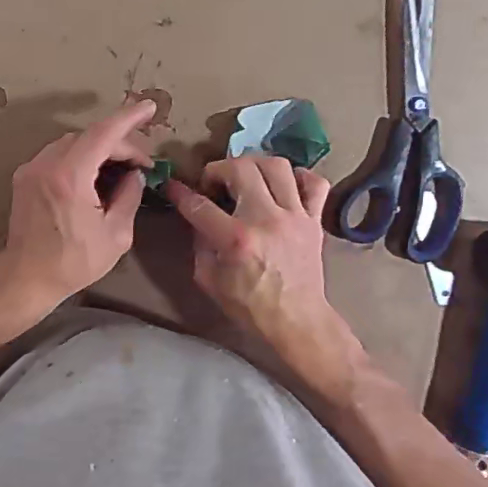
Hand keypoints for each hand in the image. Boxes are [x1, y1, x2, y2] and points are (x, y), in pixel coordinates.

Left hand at [0, 100, 156, 312]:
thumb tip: (135, 176)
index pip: (104, 133)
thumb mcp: (116, 235)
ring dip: (99, 148)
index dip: (130, 117)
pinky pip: (57, 155)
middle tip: (142, 163)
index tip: (149, 107)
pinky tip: (94, 175)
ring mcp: (31, 169)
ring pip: (72, 143)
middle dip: (120, 142)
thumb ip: (129, 197)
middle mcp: (46, 164)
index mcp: (70, 176)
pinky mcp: (24, 178)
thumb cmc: (73, 262)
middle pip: (89, 136)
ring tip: (121, 168)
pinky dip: (80, 157)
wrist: (26, 278)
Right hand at [165, 156, 338, 351]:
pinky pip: (315, 183)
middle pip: (240, 169)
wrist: (296, 321)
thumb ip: (200, 243)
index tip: (172, 186)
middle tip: (214, 185)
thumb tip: (198, 218)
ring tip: (246, 179)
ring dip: (254, 165)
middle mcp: (266, 219)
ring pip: (276, 166)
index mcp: (236, 239)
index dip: (181, 193)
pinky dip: (299, 177)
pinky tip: (284, 186)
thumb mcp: (209, 279)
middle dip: (218, 170)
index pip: (200, 205)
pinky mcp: (314, 220)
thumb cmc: (249, 306)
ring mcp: (295, 216)